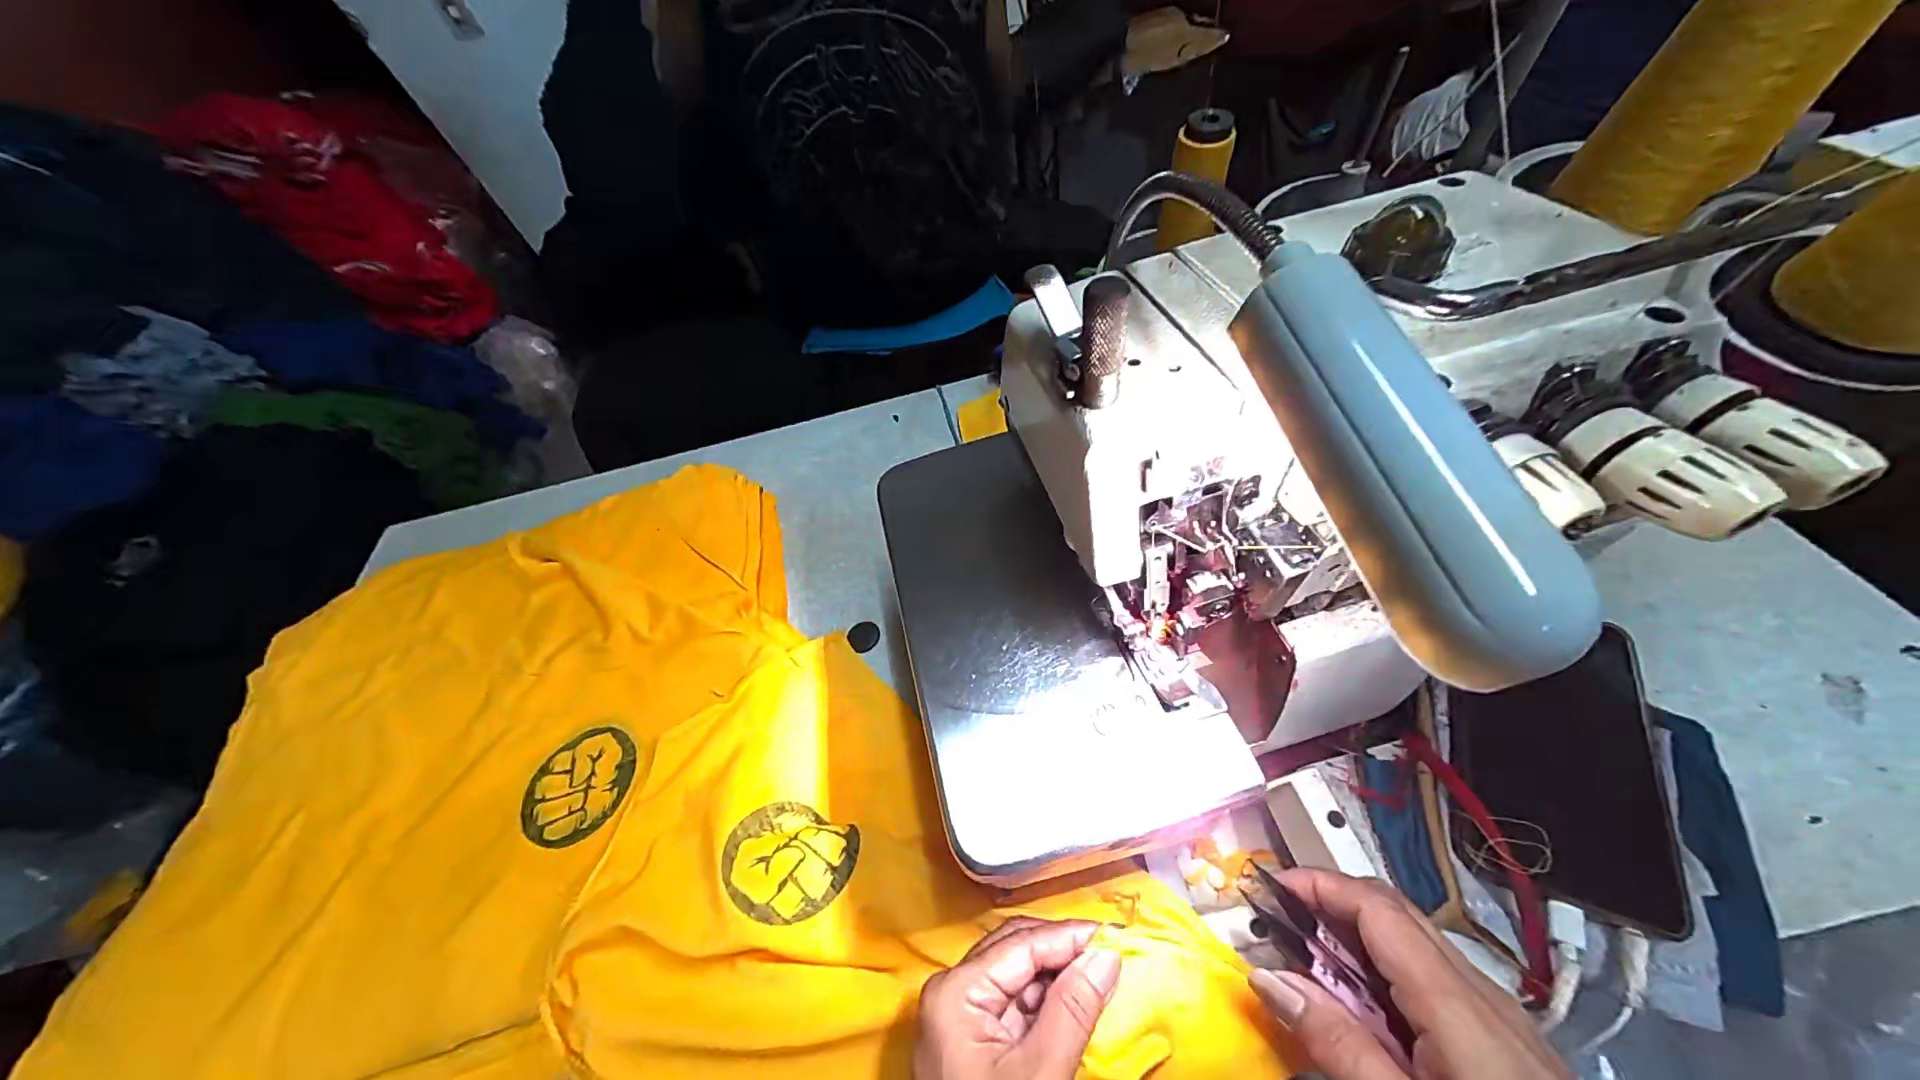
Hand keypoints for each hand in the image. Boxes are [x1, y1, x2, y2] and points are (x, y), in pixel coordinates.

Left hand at [914, 916, 1122, 1079]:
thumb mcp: (1040, 1073)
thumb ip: (1073, 1008)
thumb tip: (1107, 955)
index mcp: (957, 990)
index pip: (1022, 943)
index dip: (1071, 936)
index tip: (1117, 935)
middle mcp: (952, 989)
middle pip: (1015, 948)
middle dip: (1064, 948)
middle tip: (1112, 952)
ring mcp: (959, 1010)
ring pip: (1015, 969)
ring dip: (1057, 970)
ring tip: (1099, 972)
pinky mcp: (970, 1033)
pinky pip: (1012, 998)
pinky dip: (1045, 996)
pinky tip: (1074, 998)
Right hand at [1248, 869, 1568, 1079]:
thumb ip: (1338, 1045)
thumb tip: (1268, 979)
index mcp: (1455, 1002)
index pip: (1376, 906)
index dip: (1318, 884)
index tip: (1267, 889)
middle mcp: (1480, 993)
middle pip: (1393, 913)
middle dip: (1328, 903)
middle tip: (1275, 922)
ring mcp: (1499, 1016)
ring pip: (1412, 944)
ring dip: (1353, 938)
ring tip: (1305, 965)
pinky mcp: (1505, 1041)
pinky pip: (1431, 978)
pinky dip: (1382, 971)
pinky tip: (1361, 1009)